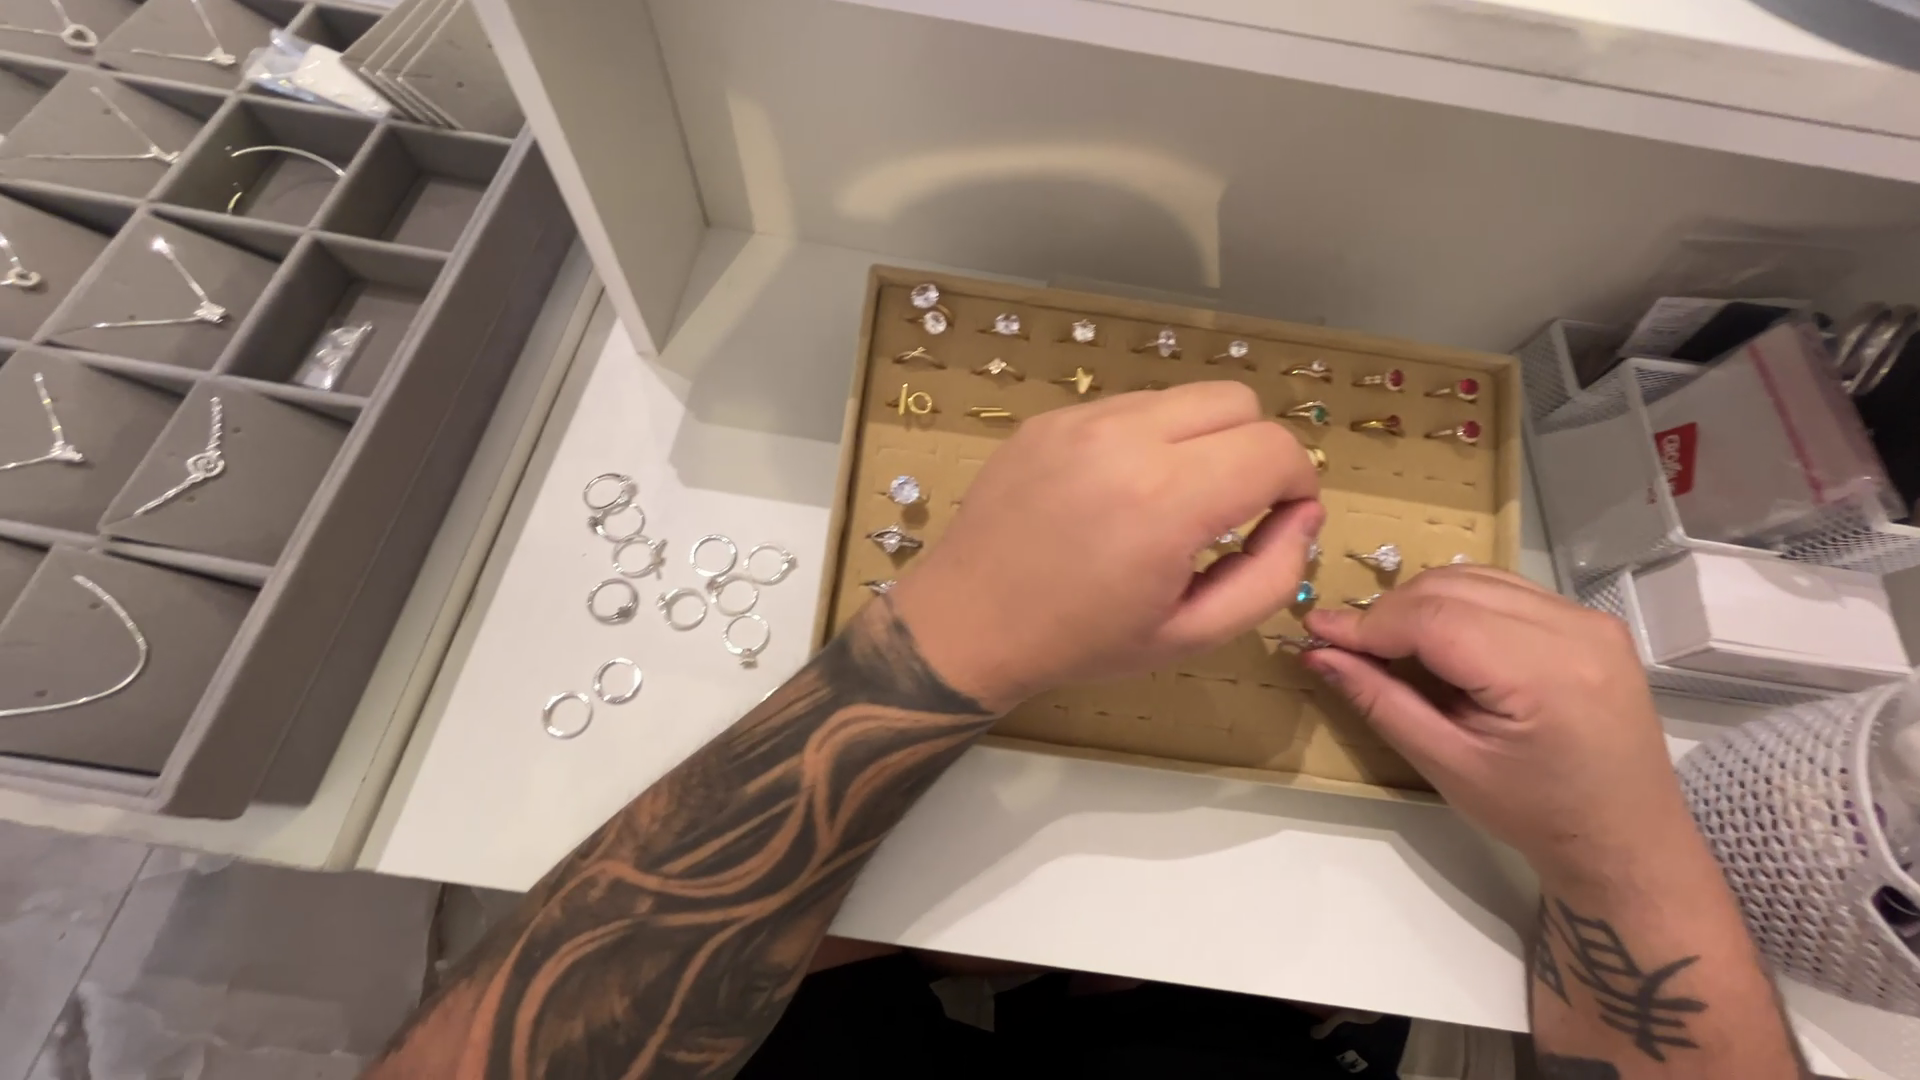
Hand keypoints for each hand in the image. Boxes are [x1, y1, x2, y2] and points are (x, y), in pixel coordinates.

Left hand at [891, 382, 1322, 712]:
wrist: (969, 621)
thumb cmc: (1080, 641)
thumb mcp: (1191, 633)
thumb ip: (1270, 575)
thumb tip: (1301, 514)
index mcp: (1166, 499)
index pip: (1275, 449)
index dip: (1296, 484)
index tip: (1276, 521)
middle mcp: (1123, 439)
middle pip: (1236, 401)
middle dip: (1252, 450)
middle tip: (1226, 507)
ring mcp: (1078, 419)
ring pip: (1181, 397)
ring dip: (1197, 440)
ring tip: (1164, 500)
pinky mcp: (1047, 418)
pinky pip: (1126, 407)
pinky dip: (1143, 438)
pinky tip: (1113, 489)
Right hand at [1299, 568, 1692, 887]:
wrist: (1624, 839)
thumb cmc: (1532, 813)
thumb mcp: (1442, 762)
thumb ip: (1378, 699)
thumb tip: (1318, 653)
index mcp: (1542, 674)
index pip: (1432, 618)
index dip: (1366, 622)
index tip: (1315, 632)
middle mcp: (1574, 630)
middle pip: (1449, 587)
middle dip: (1387, 612)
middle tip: (1349, 647)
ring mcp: (1587, 619)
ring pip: (1471, 578)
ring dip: (1418, 604)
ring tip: (1390, 645)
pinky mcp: (1588, 620)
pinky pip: (1500, 588)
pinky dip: (1454, 603)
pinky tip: (1438, 640)